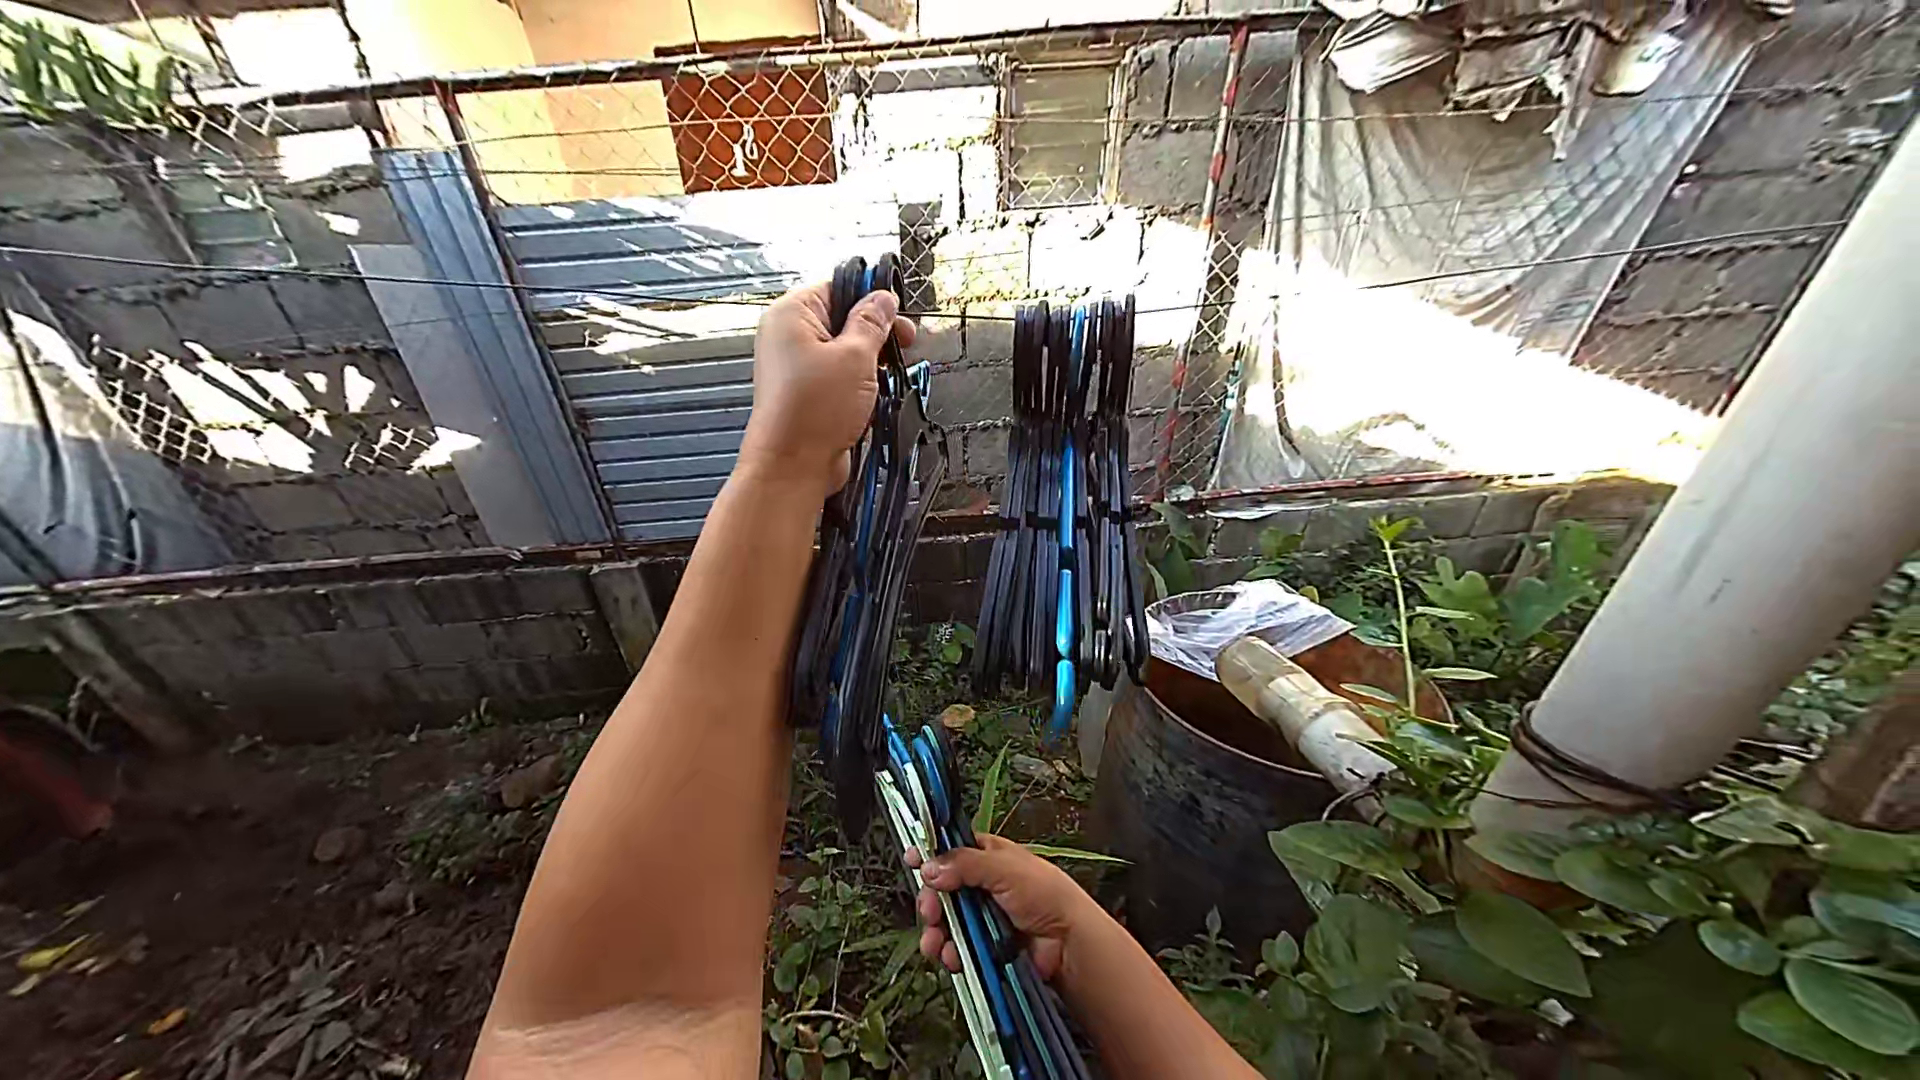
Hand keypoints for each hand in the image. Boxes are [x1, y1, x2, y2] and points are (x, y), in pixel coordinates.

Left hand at [740, 281, 915, 499]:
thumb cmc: (814, 411)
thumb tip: (882, 299)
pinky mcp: (809, 394)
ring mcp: (798, 367)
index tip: (897, 313)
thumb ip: (872, 323)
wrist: (794, 466)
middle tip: (904, 345)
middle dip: (876, 333)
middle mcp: (789, 337)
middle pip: (842, 319)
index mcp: (791, 315)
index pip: (836, 288)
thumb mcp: (855, 357)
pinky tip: (875, 395)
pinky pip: (840, 377)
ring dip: (871, 362)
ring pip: (844, 351)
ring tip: (887, 376)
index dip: (870, 298)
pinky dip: (860, 383)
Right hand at [908, 833, 1099, 981]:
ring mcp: (981, 916)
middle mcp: (981, 884)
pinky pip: (955, 947)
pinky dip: (948, 953)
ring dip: (935, 931)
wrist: (1068, 943)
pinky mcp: (982, 946)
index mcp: (987, 856)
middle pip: (941, 888)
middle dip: (931, 900)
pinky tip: (949, 956)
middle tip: (930, 910)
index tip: (912, 859)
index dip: (931, 855)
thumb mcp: (1004, 867)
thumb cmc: (1045, 893)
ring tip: (935, 940)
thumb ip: (965, 864)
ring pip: (945, 921)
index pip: (951, 850)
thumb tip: (929, 867)